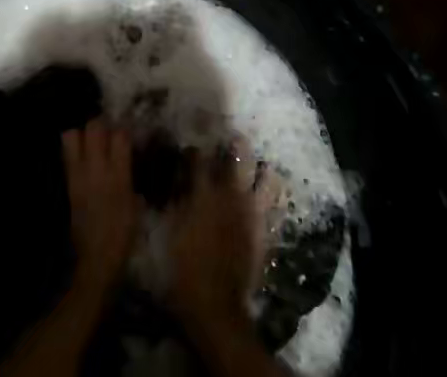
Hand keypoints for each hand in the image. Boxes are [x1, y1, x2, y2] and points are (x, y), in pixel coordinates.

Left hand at [62, 120, 136, 294]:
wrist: (96, 259)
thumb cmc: (123, 235)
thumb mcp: (137, 206)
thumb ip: (132, 178)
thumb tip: (129, 162)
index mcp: (118, 175)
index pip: (120, 135)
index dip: (125, 128)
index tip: (129, 130)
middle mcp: (96, 169)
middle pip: (93, 127)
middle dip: (102, 123)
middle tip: (109, 130)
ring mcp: (78, 174)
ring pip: (71, 135)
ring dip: (82, 133)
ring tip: (92, 140)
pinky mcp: (68, 184)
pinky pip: (67, 156)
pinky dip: (74, 150)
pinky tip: (84, 157)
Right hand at [166, 145, 268, 341]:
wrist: (215, 307)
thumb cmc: (183, 269)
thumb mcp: (169, 231)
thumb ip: (175, 200)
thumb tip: (177, 181)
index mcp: (203, 193)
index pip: (198, 157)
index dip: (194, 149)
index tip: (190, 148)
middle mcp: (231, 195)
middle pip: (239, 156)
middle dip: (235, 144)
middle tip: (230, 140)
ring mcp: (253, 212)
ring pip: (267, 177)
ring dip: (261, 169)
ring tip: (256, 167)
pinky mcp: (267, 231)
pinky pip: (277, 206)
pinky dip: (274, 196)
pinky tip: (268, 195)